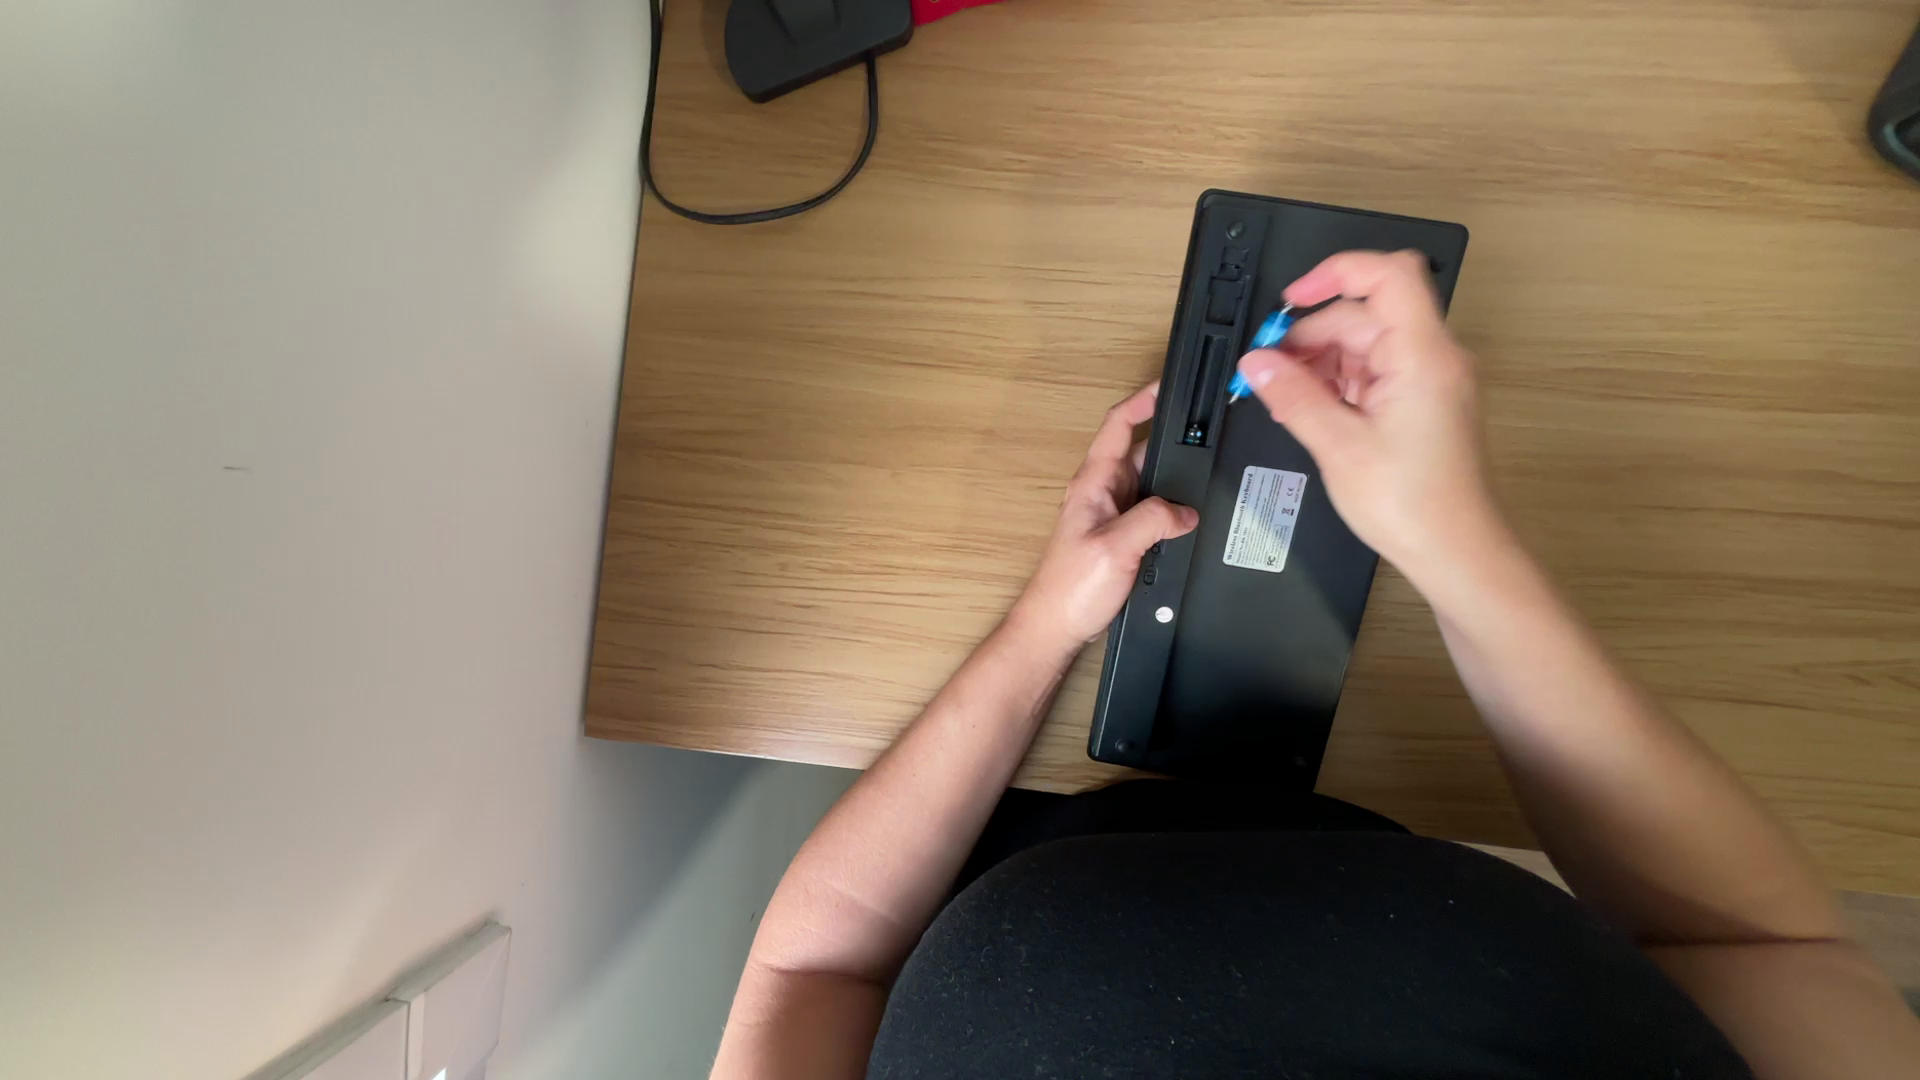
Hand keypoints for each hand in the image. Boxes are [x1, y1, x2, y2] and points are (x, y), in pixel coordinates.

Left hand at [1010, 383, 1199, 649]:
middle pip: (1142, 451)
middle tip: (1212, 435)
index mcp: (1093, 483)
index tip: (1172, 385)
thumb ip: (1153, 520)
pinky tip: (1193, 518)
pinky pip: (1153, 511)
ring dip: (1176, 481)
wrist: (1057, 626)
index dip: (1143, 400)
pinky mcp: (1121, 536)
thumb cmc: (1071, 587)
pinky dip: (1173, 509)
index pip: (1118, 425)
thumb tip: (1185, 510)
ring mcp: (1112, 514)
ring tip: (1210, 476)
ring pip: (1152, 484)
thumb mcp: (1116, 547)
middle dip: (1175, 442)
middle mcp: (1102, 492)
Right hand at [1235, 250, 1506, 586]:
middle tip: (1266, 368)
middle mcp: (1432, 359)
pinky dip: (1333, 382)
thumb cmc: (1414, 504)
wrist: (1454, 550)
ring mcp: (1425, 380)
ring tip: (1281, 394)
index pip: (1388, 276)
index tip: (1291, 298)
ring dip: (1317, 361)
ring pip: (1362, 345)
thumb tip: (1257, 363)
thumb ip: (1293, 396)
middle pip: (1363, 315)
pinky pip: (1368, 373)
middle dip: (1310, 334)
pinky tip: (1306, 407)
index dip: (1336, 273)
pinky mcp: (1416, 402)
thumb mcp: (1338, 445)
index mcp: (1423, 357)